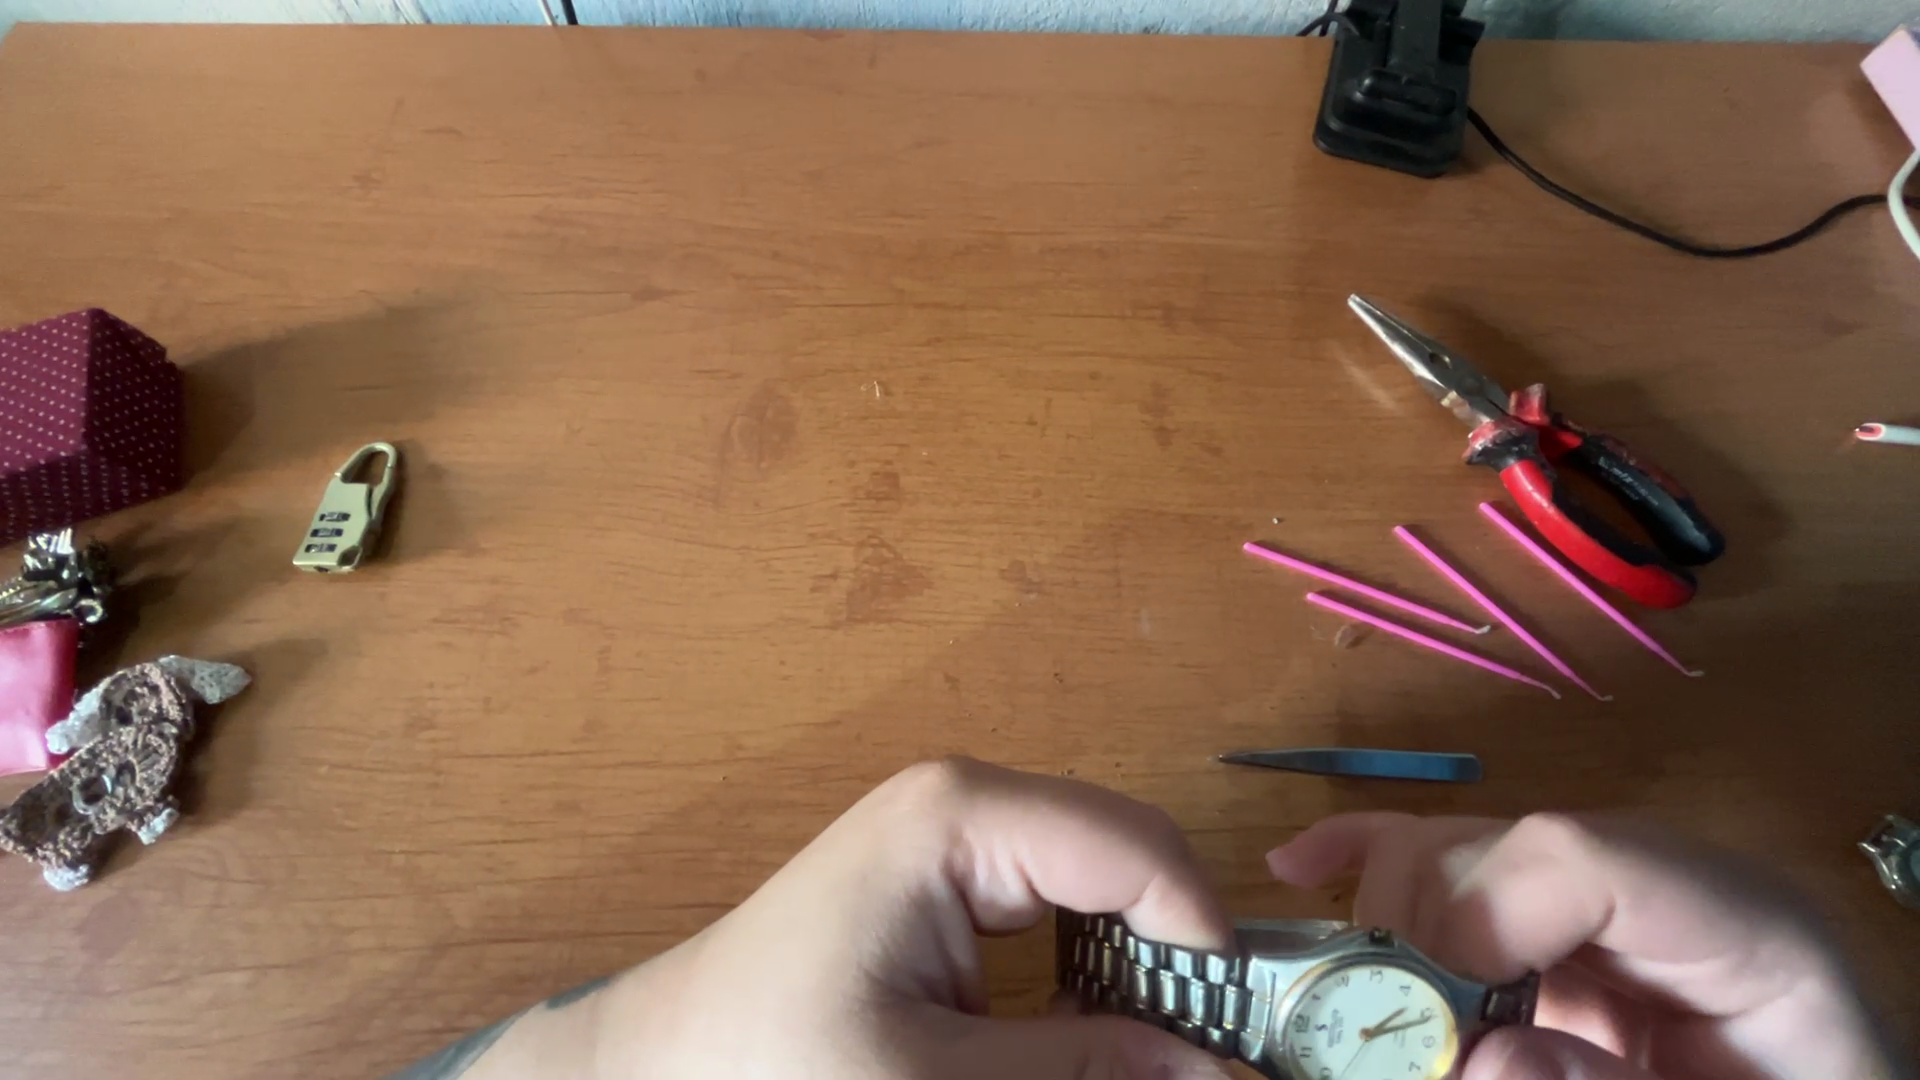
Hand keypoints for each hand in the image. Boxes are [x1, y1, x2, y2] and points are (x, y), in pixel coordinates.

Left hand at [437, 759, 1235, 1079]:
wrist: (676, 1053)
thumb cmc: (779, 1057)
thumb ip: (1085, 1070)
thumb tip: (1224, 1074)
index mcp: (963, 816)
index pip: (1127, 844)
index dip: (1199, 933)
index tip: (1240, 1040)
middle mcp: (971, 797)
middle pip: (1121, 848)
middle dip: (1173, 945)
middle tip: (1205, 1052)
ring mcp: (961, 823)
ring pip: (1099, 870)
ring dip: (1137, 956)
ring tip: (1144, 1045)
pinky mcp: (953, 860)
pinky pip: (1058, 892)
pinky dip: (1093, 954)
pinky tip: (1084, 1022)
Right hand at [1266, 813, 1905, 1079]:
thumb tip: (1480, 1056)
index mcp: (1729, 922)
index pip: (1572, 854)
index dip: (1479, 910)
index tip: (1437, 1006)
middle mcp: (1630, 869)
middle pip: (1475, 846)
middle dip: (1408, 931)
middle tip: (1385, 1025)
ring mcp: (1560, 874)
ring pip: (1430, 848)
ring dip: (1374, 921)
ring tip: (1356, 1000)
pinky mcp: (1513, 892)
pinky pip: (1420, 850)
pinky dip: (1350, 854)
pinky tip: (1291, 865)